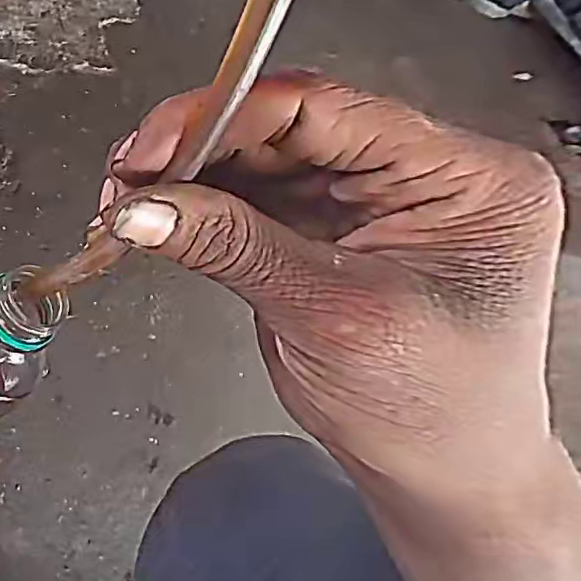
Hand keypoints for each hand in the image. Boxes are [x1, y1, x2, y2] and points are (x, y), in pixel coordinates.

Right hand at [101, 71, 564, 506]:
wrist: (432, 471)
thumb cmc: (429, 404)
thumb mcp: (327, 313)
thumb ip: (228, 246)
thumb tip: (139, 208)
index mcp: (455, 175)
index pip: (321, 109)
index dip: (225, 116)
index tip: (154, 146)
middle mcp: (402, 174)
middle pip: (275, 128)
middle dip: (190, 148)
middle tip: (126, 176)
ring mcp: (349, 202)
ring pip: (245, 160)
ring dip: (179, 178)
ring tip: (125, 201)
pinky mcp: (304, 231)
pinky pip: (234, 199)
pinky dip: (184, 207)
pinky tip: (149, 217)